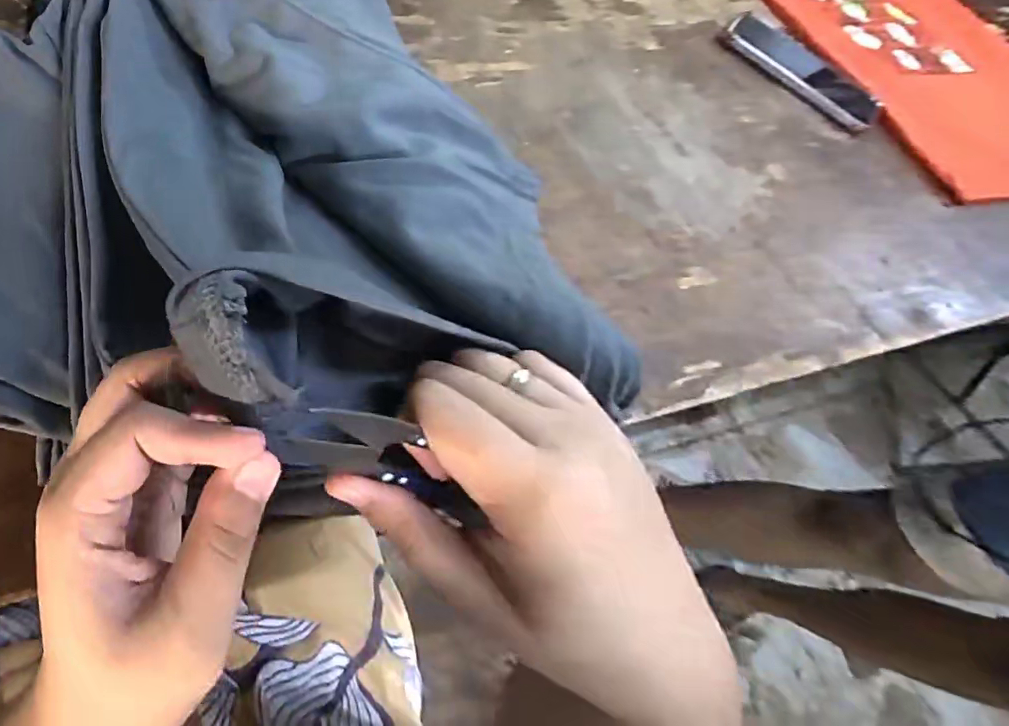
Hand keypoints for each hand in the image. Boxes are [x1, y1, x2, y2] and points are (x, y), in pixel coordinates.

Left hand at [21, 348, 281, 725]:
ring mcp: (100, 481)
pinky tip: (231, 434)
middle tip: (236, 387)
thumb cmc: (137, 679)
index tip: (256, 447)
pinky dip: (194, 425)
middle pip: (119, 393)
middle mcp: (78, 480)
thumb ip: (225, 536)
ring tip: (240, 405)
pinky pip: (157, 436)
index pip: (133, 433)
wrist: (99, 713)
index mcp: (76, 509)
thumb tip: (264, 457)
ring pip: (135, 403)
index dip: (197, 431)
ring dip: (185, 392)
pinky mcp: (127, 490)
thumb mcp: (192, 623)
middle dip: (175, 376)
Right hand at [326, 351, 738, 725]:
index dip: (410, 422)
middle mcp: (565, 435)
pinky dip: (505, 377)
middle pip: (457, 371)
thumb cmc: (561, 634)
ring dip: (464, 388)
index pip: (437, 400)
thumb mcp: (474, 596)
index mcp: (532, 487)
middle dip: (430, 404)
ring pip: (491, 358)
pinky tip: (509, 422)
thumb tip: (338, 478)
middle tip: (446, 466)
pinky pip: (534, 361)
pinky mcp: (607, 414)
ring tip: (477, 443)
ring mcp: (593, 418)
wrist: (670, 649)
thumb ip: (406, 527)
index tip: (423, 470)